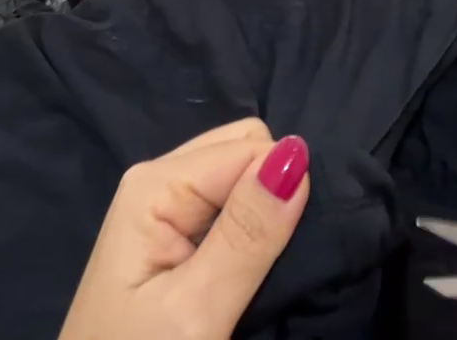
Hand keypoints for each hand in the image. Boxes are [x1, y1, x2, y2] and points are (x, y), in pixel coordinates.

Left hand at [58, 119, 310, 339]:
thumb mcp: (195, 310)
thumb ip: (246, 233)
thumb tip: (296, 151)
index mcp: (156, 182)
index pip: (248, 146)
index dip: (284, 186)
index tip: (300, 246)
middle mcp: (159, 179)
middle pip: (243, 150)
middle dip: (274, 192)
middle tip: (280, 262)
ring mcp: (164, 208)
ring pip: (240, 178)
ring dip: (266, 215)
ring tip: (272, 271)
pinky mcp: (173, 239)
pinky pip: (228, 209)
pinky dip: (252, 232)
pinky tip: (255, 269)